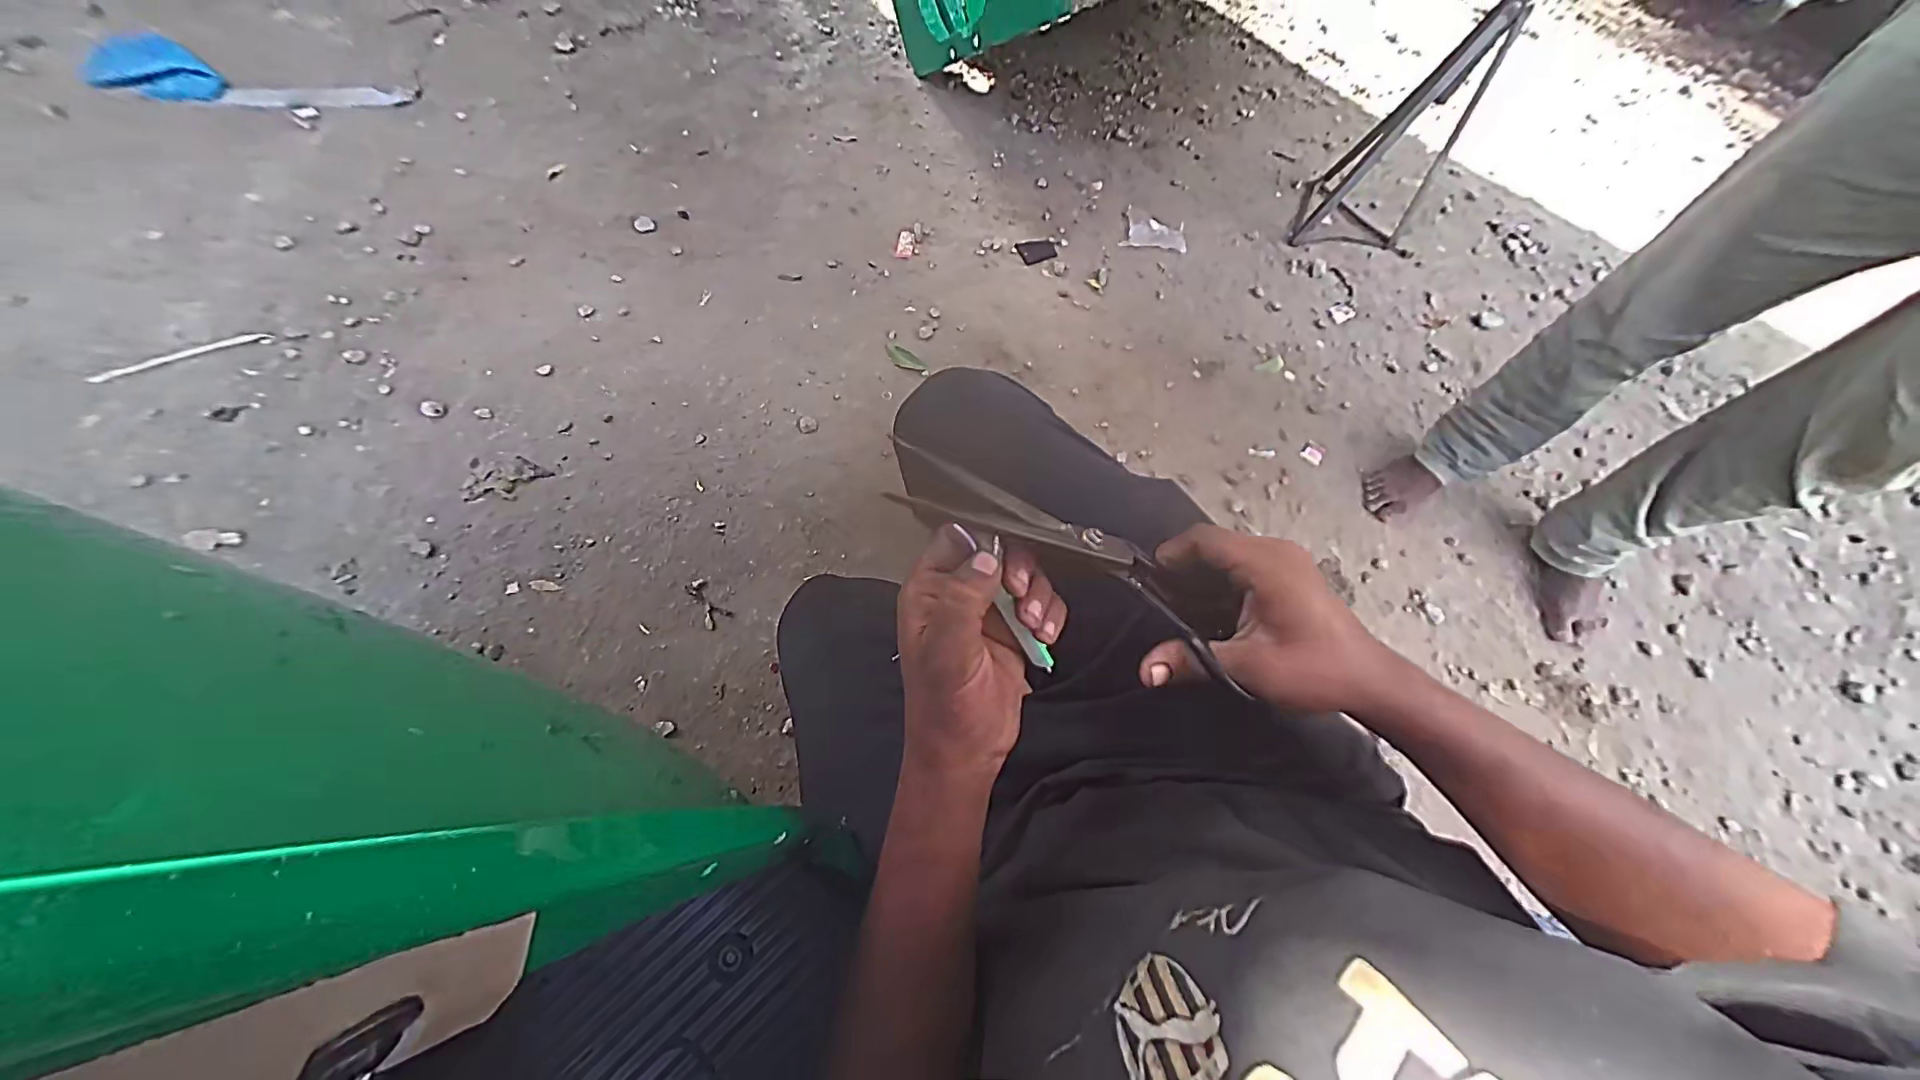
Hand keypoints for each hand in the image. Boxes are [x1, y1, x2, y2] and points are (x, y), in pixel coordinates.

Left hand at [896, 524, 1066, 777]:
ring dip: (1038, 594)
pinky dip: (1049, 614)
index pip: (954, 540)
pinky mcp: (1014, 630)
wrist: (967, 751)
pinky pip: (1040, 604)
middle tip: (1021, 594)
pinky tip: (1044, 636)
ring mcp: (987, 612)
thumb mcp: (948, 651)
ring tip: (1034, 625)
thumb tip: (987, 557)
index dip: (982, 540)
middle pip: (997, 551)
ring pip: (1023, 576)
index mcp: (929, 592)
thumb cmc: (944, 707)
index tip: (1003, 561)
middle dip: (1018, 569)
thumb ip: (962, 600)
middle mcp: (957, 595)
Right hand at [1138, 524, 1394, 712]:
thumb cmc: (1320, 669)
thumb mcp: (1248, 666)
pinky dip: (1221, 577)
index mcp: (1268, 564)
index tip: (1150, 574)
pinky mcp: (1290, 573)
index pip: (1204, 538)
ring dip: (1202, 572)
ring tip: (1181, 602)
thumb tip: (1149, 667)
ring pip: (1228, 551)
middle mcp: (1278, 553)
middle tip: (1161, 594)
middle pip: (1214, 542)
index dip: (1172, 553)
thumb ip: (1192, 661)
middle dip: (1183, 565)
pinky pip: (1244, 561)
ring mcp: (1287, 561)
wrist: (1368, 681)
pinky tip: (1212, 607)